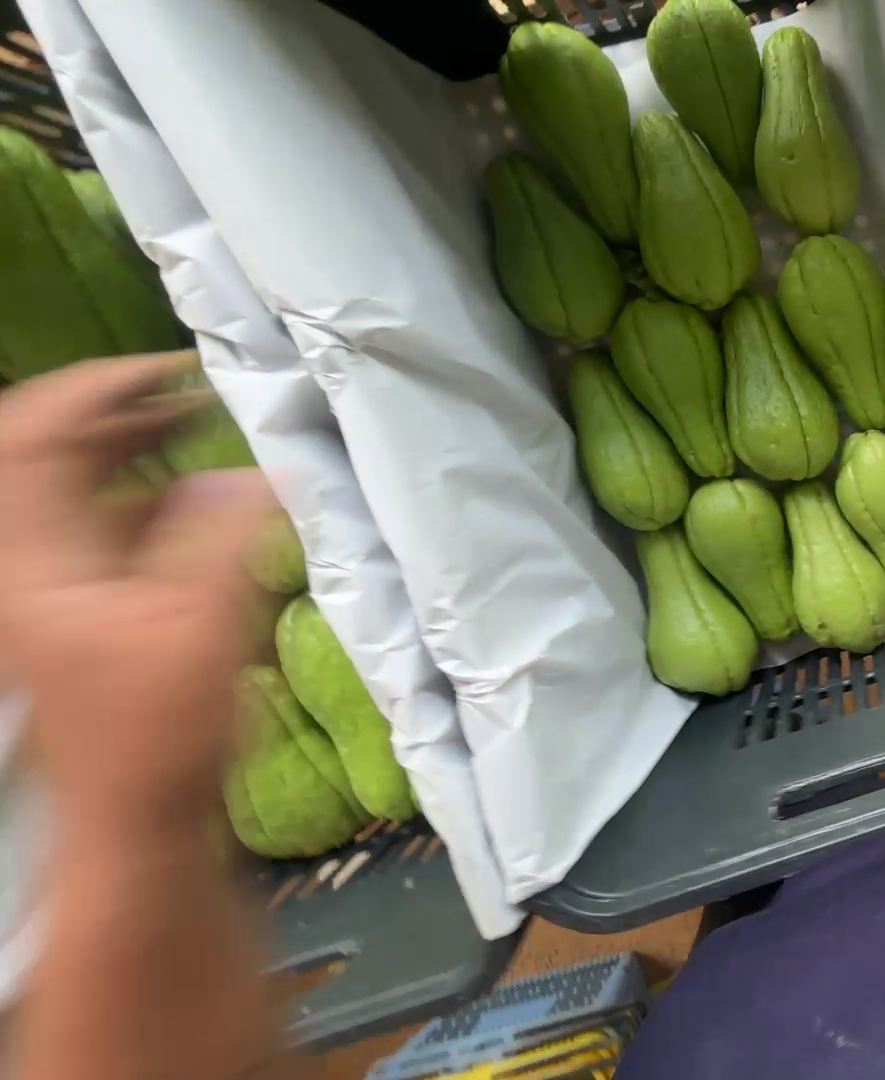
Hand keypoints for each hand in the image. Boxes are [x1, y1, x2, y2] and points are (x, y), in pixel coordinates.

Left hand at [0, 356, 273, 829]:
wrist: (133, 798)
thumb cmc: (160, 721)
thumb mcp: (201, 626)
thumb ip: (223, 542)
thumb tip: (256, 473)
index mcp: (31, 559)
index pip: (37, 440)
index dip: (101, 390)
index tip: (177, 366)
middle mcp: (21, 560)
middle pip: (42, 454)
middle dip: (120, 412)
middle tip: (197, 392)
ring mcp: (44, 581)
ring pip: (69, 486)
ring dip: (131, 449)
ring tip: (199, 425)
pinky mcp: (76, 600)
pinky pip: (96, 520)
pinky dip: (144, 491)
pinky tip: (197, 492)